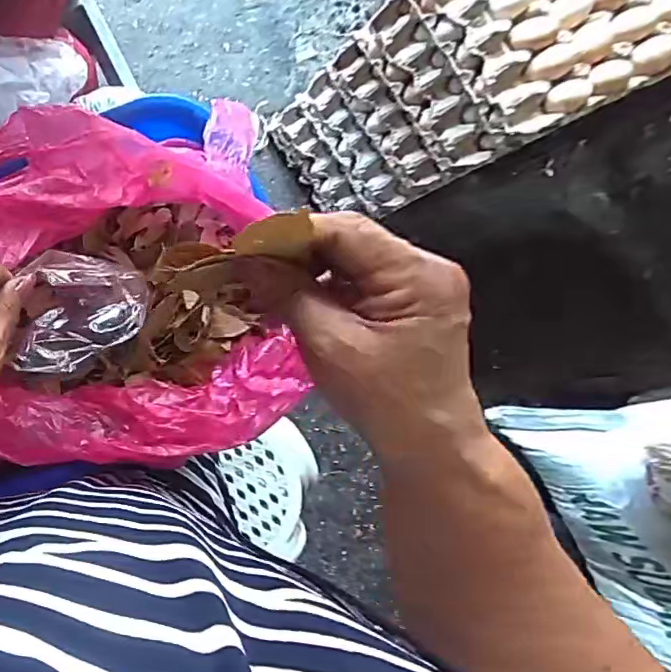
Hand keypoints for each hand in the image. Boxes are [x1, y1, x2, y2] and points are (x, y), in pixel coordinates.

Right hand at [250, 212, 485, 458]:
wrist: (426, 440)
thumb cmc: (384, 398)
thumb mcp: (328, 343)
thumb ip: (288, 295)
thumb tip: (249, 264)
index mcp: (416, 274)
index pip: (344, 230)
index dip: (289, 233)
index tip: (244, 246)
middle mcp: (422, 268)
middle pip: (345, 239)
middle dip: (291, 250)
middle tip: (245, 266)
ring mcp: (414, 284)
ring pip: (344, 257)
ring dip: (300, 267)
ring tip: (260, 283)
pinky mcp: (402, 301)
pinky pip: (350, 279)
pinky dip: (315, 285)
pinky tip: (286, 297)